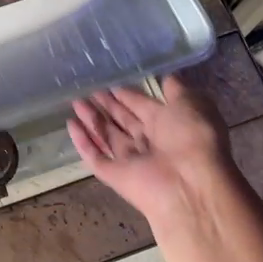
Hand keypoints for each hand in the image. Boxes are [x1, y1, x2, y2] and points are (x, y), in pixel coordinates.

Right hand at [68, 76, 236, 240]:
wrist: (189, 185)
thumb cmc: (192, 138)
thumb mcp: (192, 104)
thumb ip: (176, 90)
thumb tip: (166, 76)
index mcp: (169, 125)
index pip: (143, 106)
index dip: (127, 95)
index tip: (110, 82)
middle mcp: (150, 142)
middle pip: (123, 121)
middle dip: (107, 106)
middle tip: (88, 90)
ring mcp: (131, 160)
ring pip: (107, 136)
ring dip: (92, 119)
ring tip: (75, 101)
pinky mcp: (115, 176)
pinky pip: (95, 157)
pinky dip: (82, 142)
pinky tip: (70, 124)